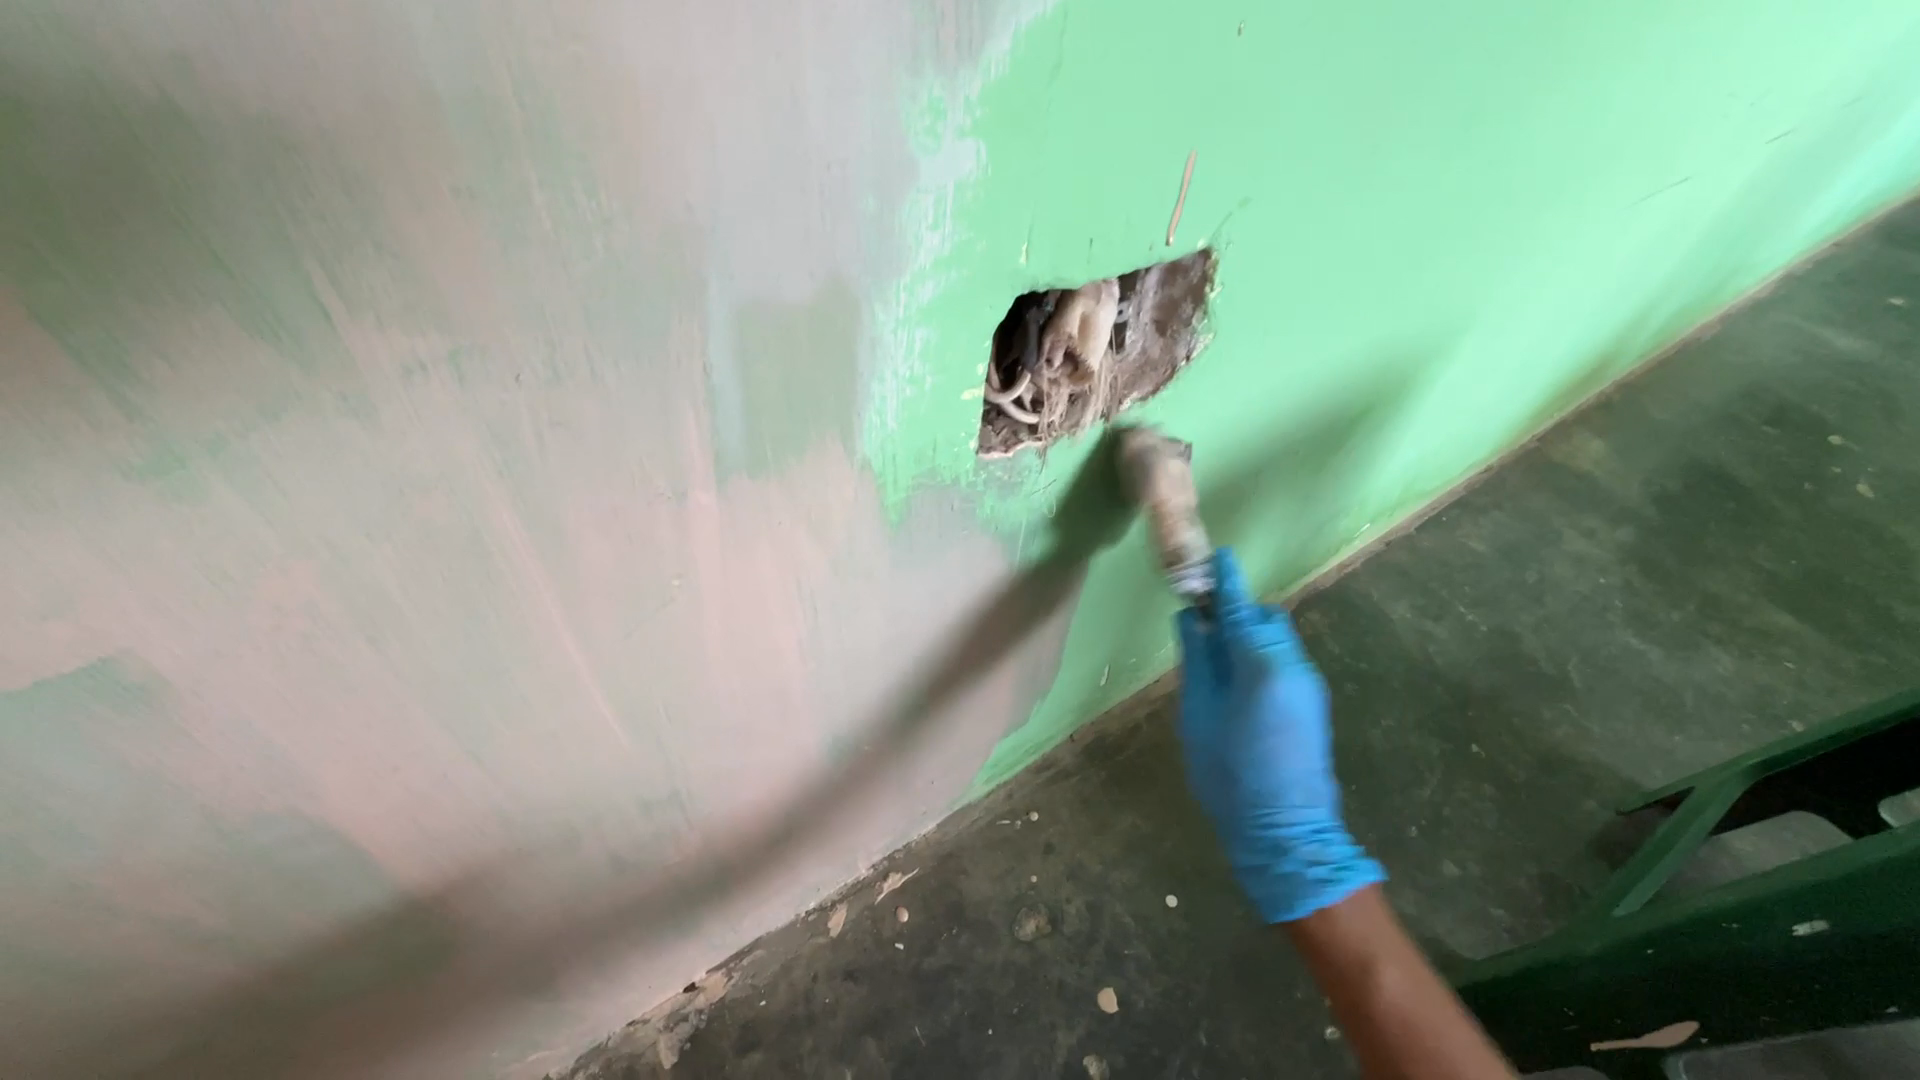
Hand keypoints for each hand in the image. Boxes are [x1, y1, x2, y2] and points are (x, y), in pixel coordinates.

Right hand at [1176, 549, 1383, 921]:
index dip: (1225, 580)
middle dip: (1238, 614)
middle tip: (1205, 632)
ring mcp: (1310, 685)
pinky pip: (1286, 663)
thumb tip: (1192, 620)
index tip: (1218, 556)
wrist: (1287, 832)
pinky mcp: (1314, 705)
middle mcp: (1293, 665)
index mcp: (1261, 663)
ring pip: (1278, 640)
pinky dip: (1262, 659)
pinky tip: (1241, 689)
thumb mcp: (1198, 714)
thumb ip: (1197, 660)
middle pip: (1266, 619)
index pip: (1239, 607)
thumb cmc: (1229, 773)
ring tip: (1219, 665)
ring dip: (1250, 638)